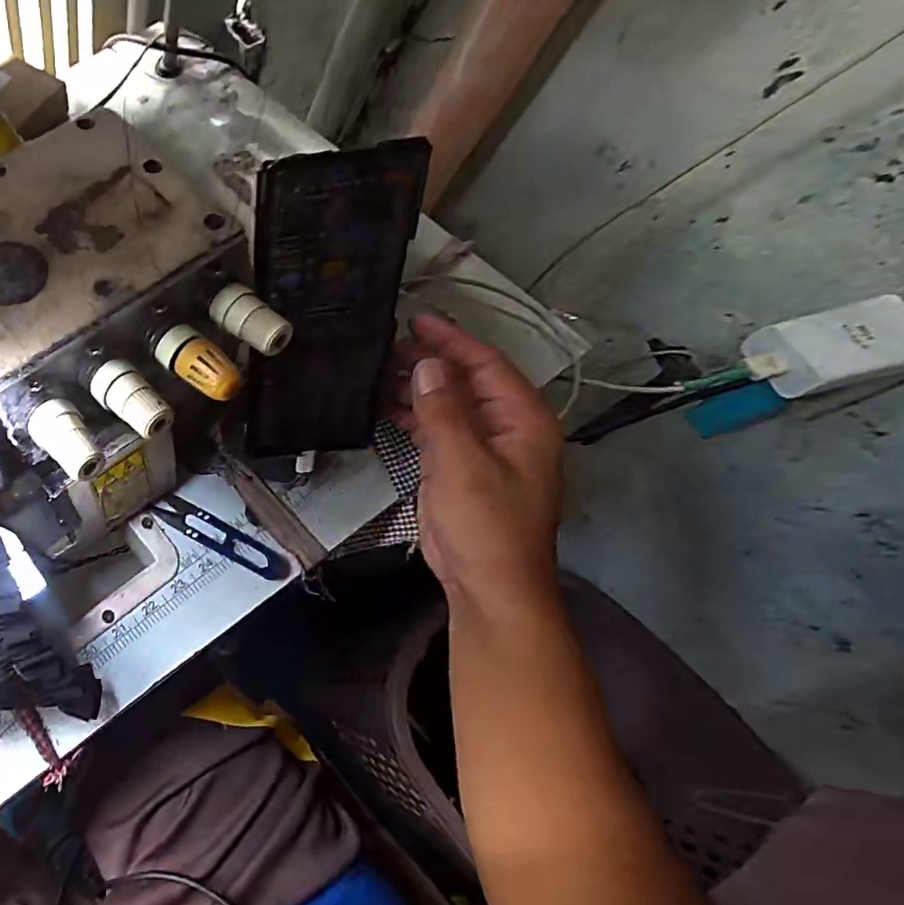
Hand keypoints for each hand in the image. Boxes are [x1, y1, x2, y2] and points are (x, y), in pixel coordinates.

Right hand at [387, 315, 564, 605]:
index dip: (453, 341)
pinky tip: (389, 409)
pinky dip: (415, 418)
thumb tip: (427, 366)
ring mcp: (484, 451)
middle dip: (432, 362)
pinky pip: (438, 431)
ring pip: (450, 406)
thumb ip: (443, 412)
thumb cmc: (486, 526)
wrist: (487, 584)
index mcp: (523, 422)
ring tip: (380, 373)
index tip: (417, 321)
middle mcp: (507, 430)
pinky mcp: (461, 471)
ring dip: (419, 389)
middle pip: (469, 383)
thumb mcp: (462, 464)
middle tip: (389, 346)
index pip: (487, 366)